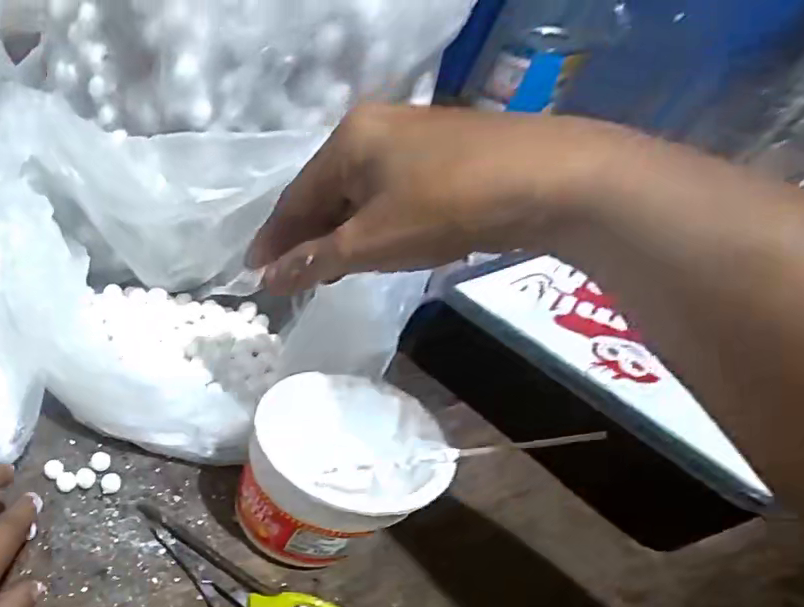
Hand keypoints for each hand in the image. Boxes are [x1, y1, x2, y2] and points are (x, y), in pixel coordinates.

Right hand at [247, 104, 633, 292]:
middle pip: (320, 194)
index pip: (293, 199)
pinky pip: (381, 192)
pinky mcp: (437, 152)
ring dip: (332, 235)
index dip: (271, 242)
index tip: (252, 276)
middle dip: (301, 239)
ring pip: (351, 195)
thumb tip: (266, 280)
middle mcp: (373, 128)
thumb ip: (310, 262)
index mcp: (347, 140)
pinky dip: (364, 224)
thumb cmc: (444, 208)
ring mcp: (408, 136)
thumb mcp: (366, 244)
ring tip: (319, 272)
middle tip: (286, 279)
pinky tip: (363, 248)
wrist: (550, 181)